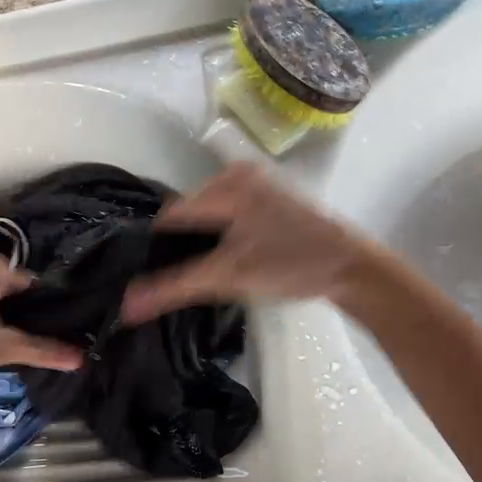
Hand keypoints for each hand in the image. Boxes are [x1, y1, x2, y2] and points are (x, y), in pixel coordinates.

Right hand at [120, 162, 379, 323]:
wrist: (354, 269)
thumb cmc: (293, 265)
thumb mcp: (228, 278)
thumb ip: (174, 289)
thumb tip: (127, 307)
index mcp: (227, 185)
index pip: (171, 216)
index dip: (160, 246)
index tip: (155, 274)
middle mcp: (240, 175)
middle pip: (190, 213)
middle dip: (182, 243)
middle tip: (181, 276)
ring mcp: (259, 184)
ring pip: (209, 214)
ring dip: (202, 240)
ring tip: (202, 270)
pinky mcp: (272, 198)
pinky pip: (229, 213)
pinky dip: (221, 234)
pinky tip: (227, 258)